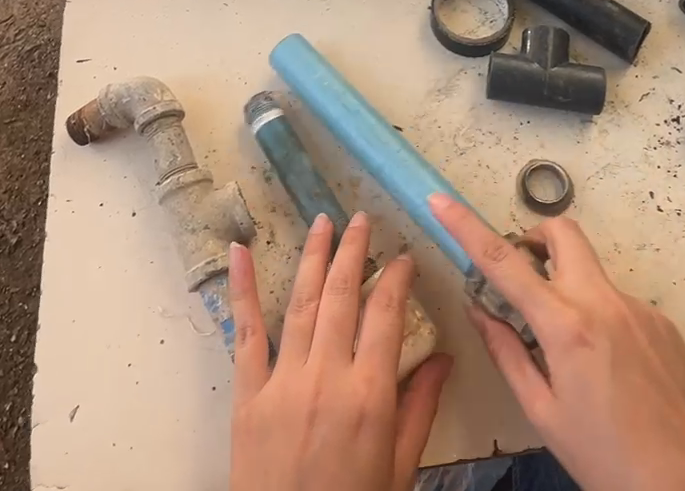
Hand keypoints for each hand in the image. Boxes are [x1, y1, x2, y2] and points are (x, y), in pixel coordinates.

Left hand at [228, 212, 453, 490]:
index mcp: (369, 395)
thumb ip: (421, 409)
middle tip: (362, 219)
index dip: (396, 278)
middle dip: (354, 252)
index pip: (387, 315)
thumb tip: (444, 356)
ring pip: (301, 302)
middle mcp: (326, 375)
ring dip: (313, 256)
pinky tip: (239, 250)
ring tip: (323, 221)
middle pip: (343, 297)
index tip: (403, 256)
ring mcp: (282, 380)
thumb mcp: (399, 469)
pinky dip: (240, 288)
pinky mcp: (246, 392)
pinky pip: (244, 332)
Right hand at [430, 194, 684, 490]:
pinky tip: (607, 369)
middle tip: (520, 275)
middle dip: (533, 237)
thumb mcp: (544, 415)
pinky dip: (597, 316)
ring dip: (566, 286)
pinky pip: (617, 302)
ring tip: (568, 350)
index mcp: (566, 327)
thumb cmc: (610, 461)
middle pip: (562, 233)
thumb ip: (507, 354)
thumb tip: (479, 310)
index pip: (504, 262)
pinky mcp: (663, 323)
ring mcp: (639, 308)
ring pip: (590, 271)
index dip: (467, 227)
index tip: (442, 201)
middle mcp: (604, 303)